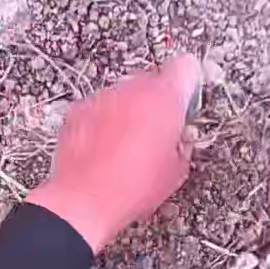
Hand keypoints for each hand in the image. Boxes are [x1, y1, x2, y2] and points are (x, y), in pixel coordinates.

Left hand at [27, 53, 200, 251]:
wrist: (84, 200)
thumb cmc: (130, 188)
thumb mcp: (176, 172)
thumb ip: (183, 143)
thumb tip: (182, 141)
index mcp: (164, 99)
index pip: (186, 68)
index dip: (189, 85)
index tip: (186, 104)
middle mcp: (133, 90)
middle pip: (153, 81)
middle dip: (158, 104)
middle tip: (159, 136)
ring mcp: (103, 98)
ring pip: (125, 95)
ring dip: (130, 113)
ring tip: (129, 149)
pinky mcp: (79, 110)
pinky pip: (100, 108)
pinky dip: (105, 122)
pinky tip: (107, 150)